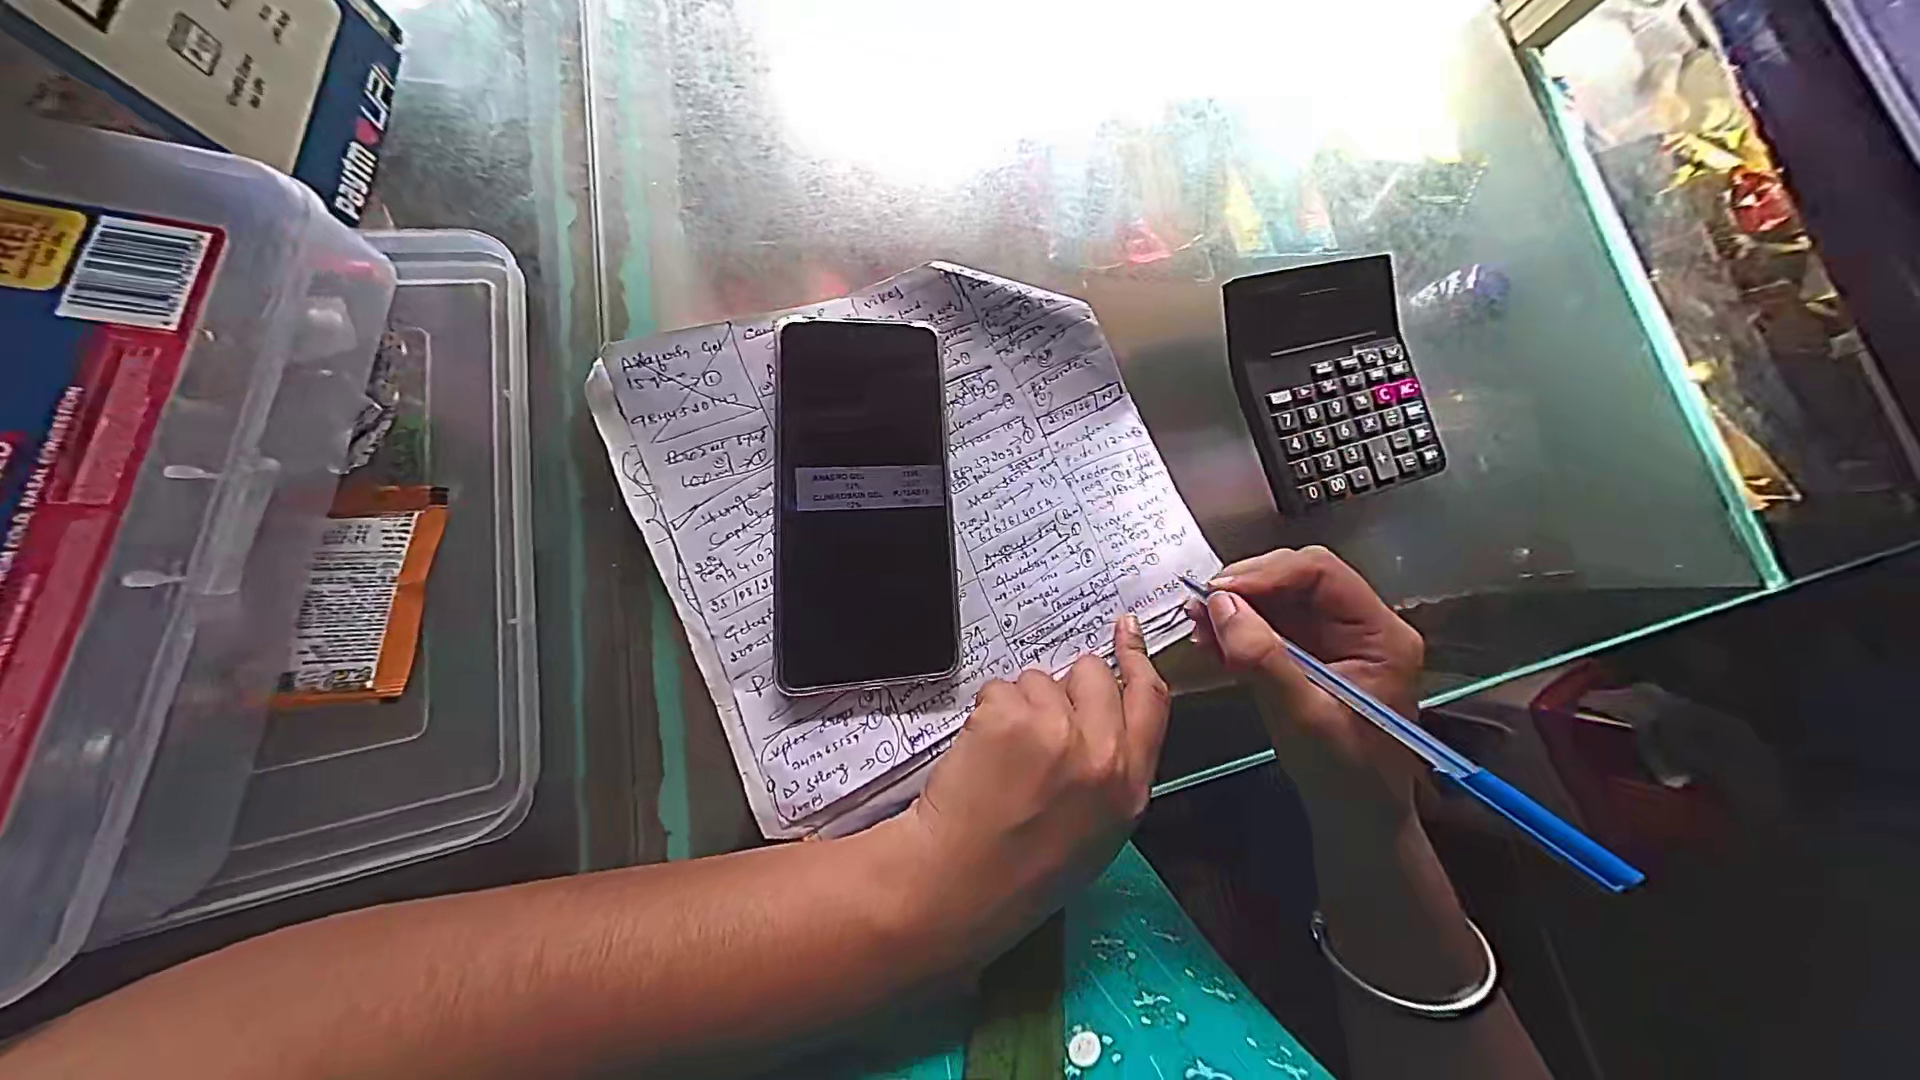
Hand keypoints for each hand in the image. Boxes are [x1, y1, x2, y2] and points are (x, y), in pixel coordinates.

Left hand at [892, 614, 1169, 959]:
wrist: (958, 885)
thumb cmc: (1021, 867)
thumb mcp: (1096, 827)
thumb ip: (1110, 765)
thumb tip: (1094, 712)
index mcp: (1130, 784)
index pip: (1150, 699)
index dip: (1136, 658)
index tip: (1125, 630)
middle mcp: (1101, 752)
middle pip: (1091, 673)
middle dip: (1064, 687)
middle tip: (1036, 723)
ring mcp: (1055, 730)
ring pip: (1038, 679)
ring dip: (1021, 704)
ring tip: (1004, 756)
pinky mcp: (1009, 717)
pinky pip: (1000, 688)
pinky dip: (988, 712)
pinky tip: (980, 754)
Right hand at [1185, 546, 1425, 825]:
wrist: (1354, 813)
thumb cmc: (1345, 774)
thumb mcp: (1303, 718)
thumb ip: (1264, 660)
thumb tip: (1220, 605)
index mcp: (1379, 634)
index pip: (1321, 573)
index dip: (1266, 574)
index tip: (1218, 591)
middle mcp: (1357, 624)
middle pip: (1295, 576)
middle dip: (1244, 587)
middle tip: (1202, 606)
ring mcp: (1330, 636)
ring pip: (1275, 596)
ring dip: (1232, 604)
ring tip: (1198, 621)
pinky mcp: (1304, 650)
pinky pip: (1264, 620)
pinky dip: (1233, 625)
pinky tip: (1209, 637)